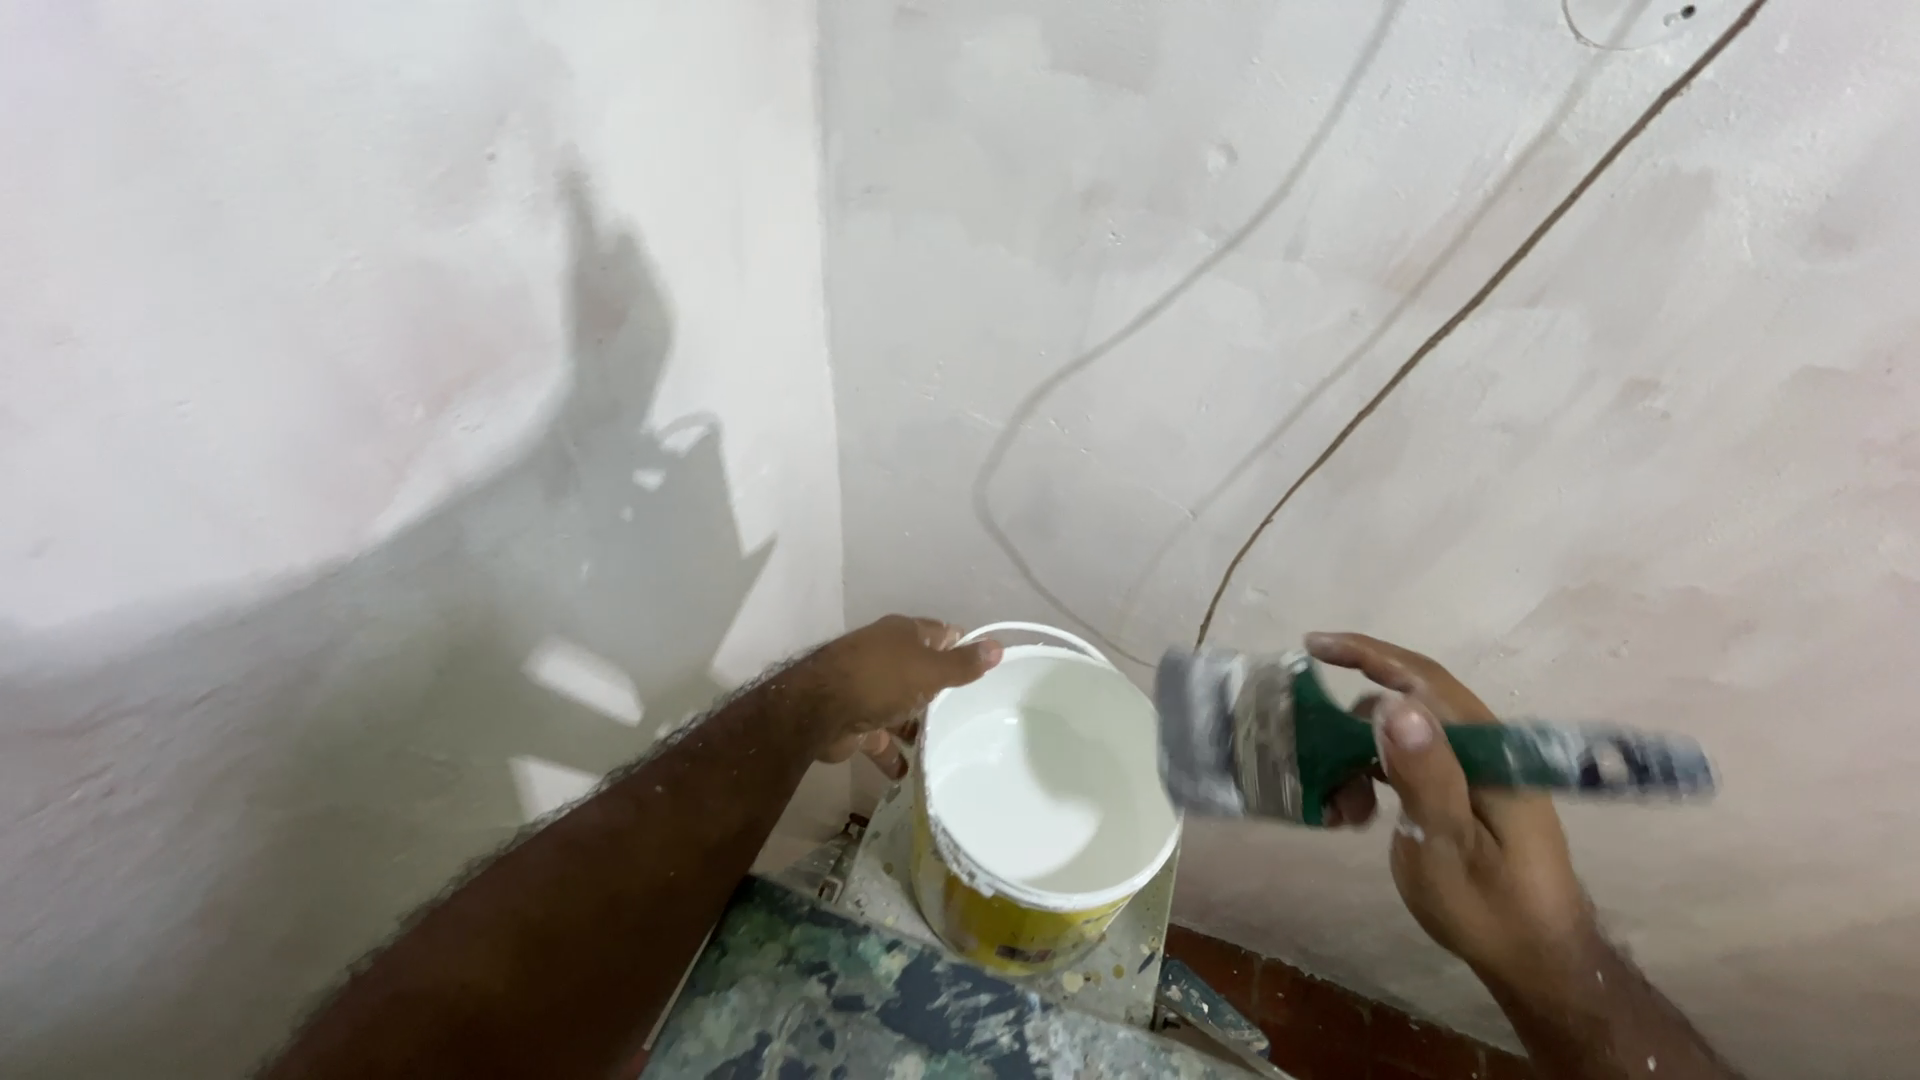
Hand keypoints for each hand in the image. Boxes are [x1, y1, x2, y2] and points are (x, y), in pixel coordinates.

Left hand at [798, 615, 1001, 777]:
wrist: (818, 710)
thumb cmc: (880, 679)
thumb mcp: (929, 670)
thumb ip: (963, 664)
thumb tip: (998, 646)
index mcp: (903, 635)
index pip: (942, 634)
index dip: (963, 647)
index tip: (987, 669)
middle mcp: (885, 656)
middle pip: (922, 672)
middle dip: (942, 692)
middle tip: (972, 713)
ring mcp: (868, 689)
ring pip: (902, 707)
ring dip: (918, 726)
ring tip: (946, 745)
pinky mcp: (856, 721)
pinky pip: (882, 738)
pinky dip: (894, 754)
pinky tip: (910, 772)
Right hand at [1306, 632, 1598, 997]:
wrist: (1534, 963)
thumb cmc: (1491, 908)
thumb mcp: (1449, 846)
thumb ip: (1427, 776)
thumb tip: (1394, 706)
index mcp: (1490, 752)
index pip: (1423, 681)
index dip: (1367, 654)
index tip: (1313, 646)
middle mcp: (1481, 748)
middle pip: (1403, 702)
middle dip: (1347, 720)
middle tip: (1305, 742)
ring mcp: (1469, 768)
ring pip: (1395, 734)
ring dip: (1354, 756)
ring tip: (1336, 806)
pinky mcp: (1456, 788)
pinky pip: (1400, 760)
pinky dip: (1367, 773)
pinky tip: (1353, 810)